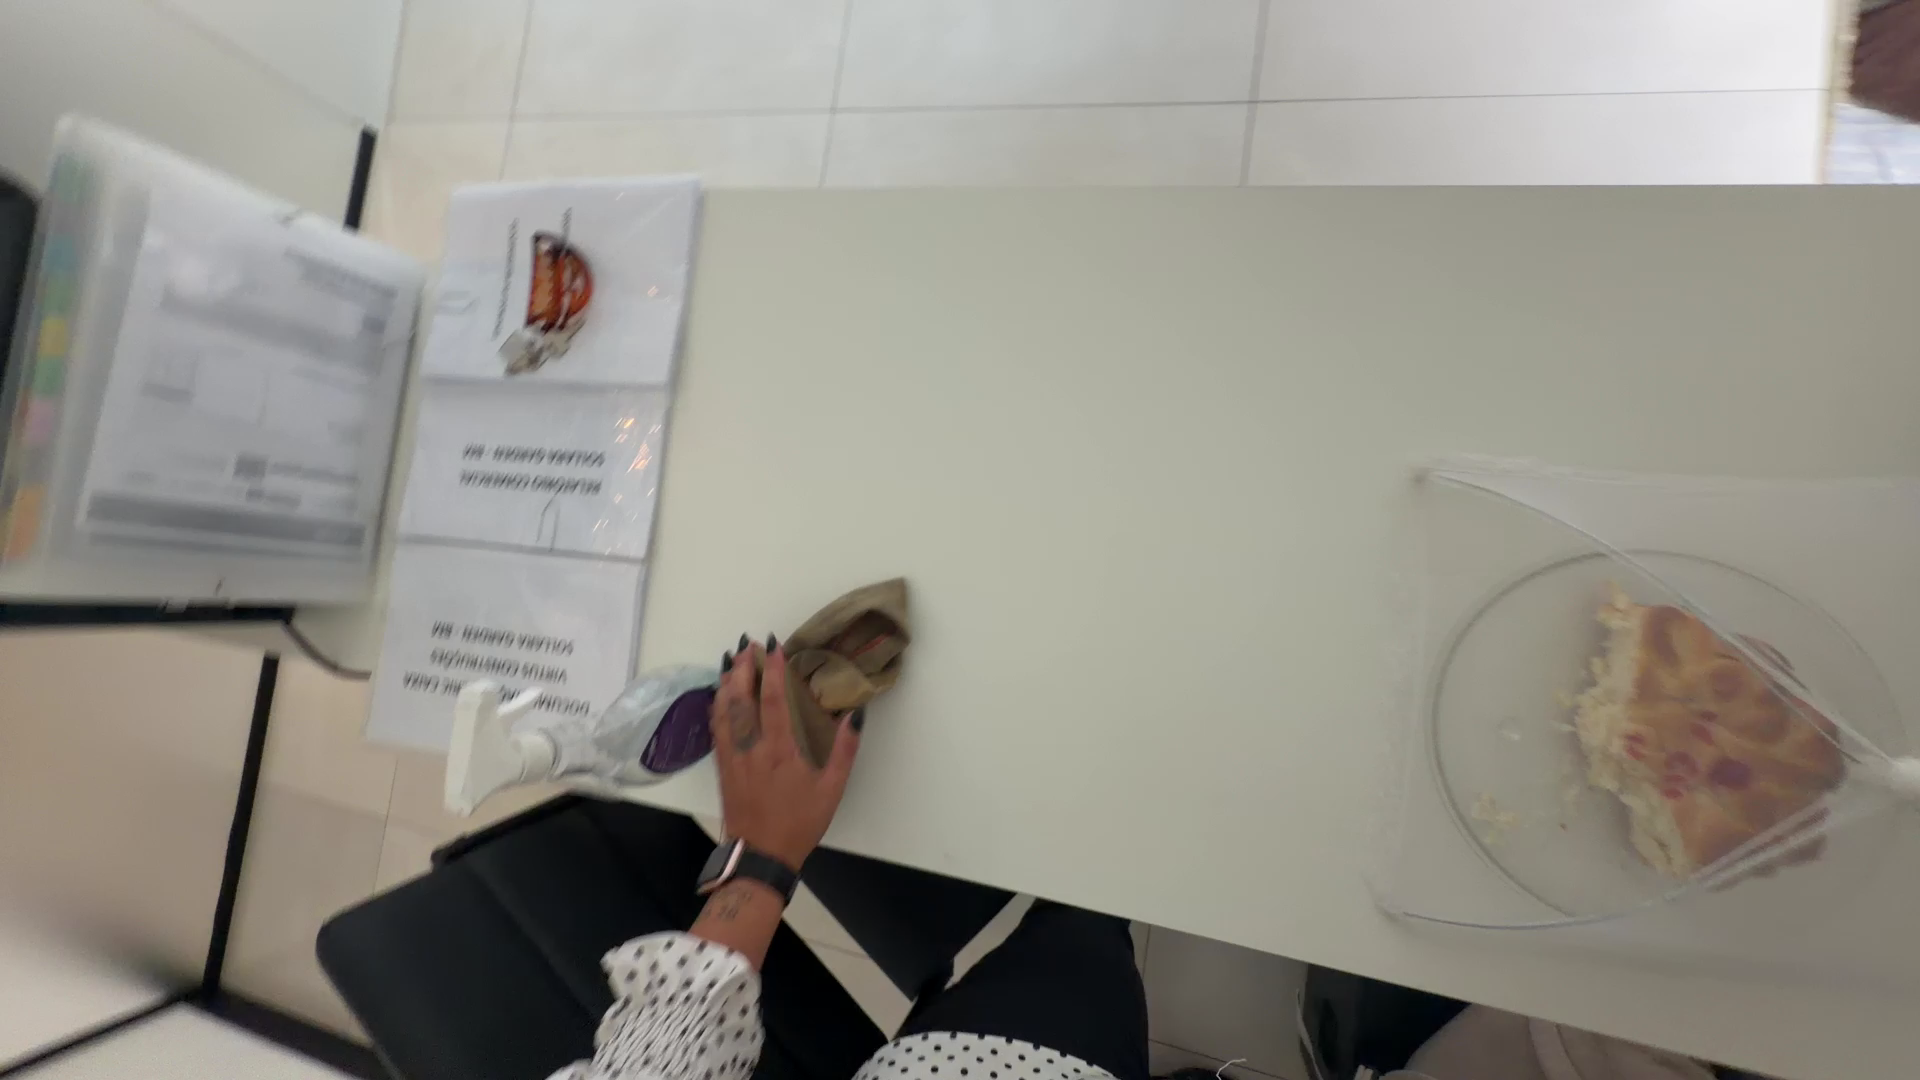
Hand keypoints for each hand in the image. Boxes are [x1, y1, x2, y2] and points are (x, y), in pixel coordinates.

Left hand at [710, 639, 860, 869]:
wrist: (760, 856)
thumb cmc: (799, 822)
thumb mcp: (831, 788)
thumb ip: (844, 750)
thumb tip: (853, 714)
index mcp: (779, 750)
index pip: (773, 699)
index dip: (772, 670)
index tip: (774, 645)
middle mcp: (750, 747)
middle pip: (740, 698)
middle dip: (742, 667)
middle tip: (747, 643)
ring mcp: (732, 757)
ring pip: (723, 710)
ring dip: (725, 681)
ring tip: (729, 659)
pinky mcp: (722, 767)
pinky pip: (716, 728)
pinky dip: (716, 705)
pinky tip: (719, 695)